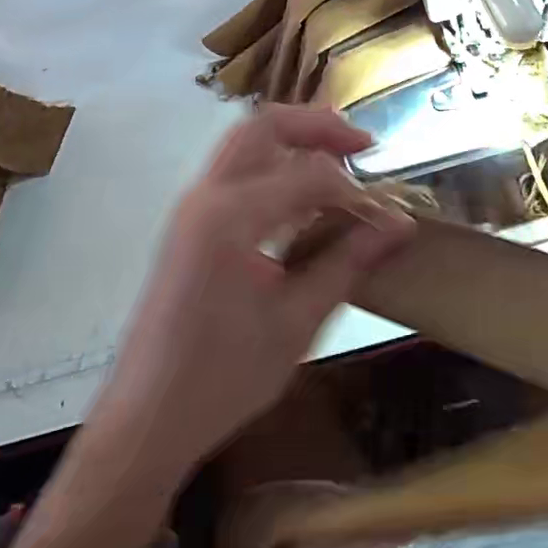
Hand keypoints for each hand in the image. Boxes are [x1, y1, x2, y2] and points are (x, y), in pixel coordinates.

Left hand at [97, 105, 415, 462]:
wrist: (146, 421)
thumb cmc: (223, 377)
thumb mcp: (298, 320)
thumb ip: (349, 262)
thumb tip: (401, 225)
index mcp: (230, 217)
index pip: (309, 175)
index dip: (355, 190)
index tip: (388, 214)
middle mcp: (206, 197)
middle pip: (264, 126)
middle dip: (318, 125)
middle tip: (362, 144)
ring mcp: (192, 208)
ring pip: (246, 143)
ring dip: (294, 140)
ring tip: (339, 158)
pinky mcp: (189, 226)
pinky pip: (236, 171)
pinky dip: (274, 166)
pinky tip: (302, 197)